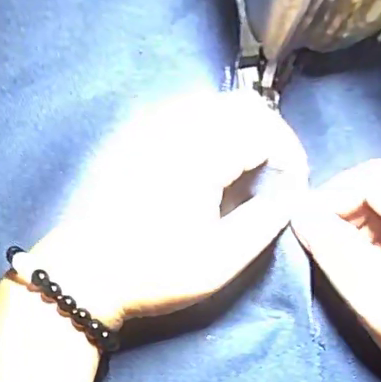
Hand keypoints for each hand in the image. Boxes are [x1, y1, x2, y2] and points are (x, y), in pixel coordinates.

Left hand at [17, 90, 305, 329]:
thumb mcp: (220, 261)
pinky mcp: (132, 138)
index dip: (291, 153)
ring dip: (239, 131)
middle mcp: (175, 126)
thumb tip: (289, 196)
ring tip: (245, 174)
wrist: (84, 276)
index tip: (296, 185)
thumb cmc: (154, 273)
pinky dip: (209, 131)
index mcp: (201, 152)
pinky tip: (207, 169)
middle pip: (240, 105)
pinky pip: (183, 115)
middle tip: (275, 176)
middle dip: (269, 136)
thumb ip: (264, 223)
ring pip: (211, 105)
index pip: (264, 128)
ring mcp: (149, 128)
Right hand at [290, 159, 380, 381]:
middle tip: (319, 239)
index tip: (300, 224)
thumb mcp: (370, 292)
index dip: (331, 198)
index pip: (374, 178)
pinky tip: (374, 256)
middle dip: (349, 207)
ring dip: (368, 218)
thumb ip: (330, 247)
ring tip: (346, 253)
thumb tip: (299, 213)